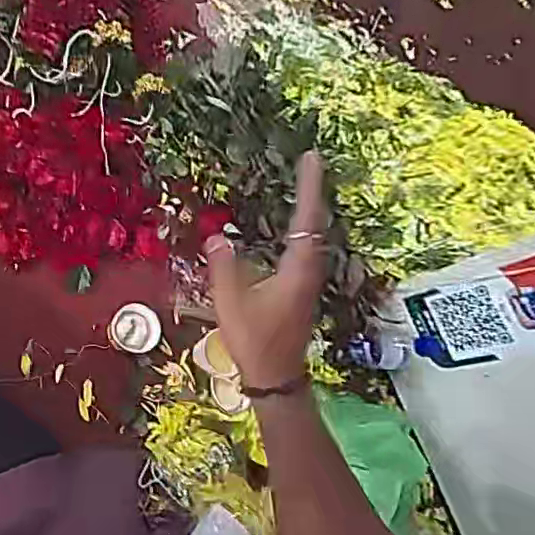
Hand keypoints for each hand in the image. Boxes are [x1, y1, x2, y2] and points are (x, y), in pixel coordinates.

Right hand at [204, 151, 328, 389]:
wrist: (275, 377)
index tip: (312, 157)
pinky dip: (303, 228)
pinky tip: (293, 227)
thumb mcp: (230, 302)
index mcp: (297, 269)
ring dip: (310, 209)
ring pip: (314, 236)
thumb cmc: (254, 341)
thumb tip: (217, 235)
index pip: (307, 219)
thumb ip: (224, 266)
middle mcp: (310, 270)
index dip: (310, 186)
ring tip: (304, 185)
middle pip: (317, 223)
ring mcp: (309, 280)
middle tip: (310, 163)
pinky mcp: (303, 288)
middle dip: (313, 191)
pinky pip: (307, 248)